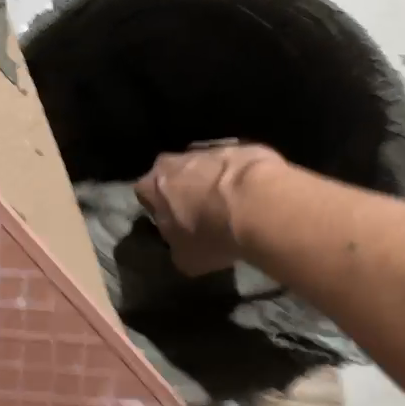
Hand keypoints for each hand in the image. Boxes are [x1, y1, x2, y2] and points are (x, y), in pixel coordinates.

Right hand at [134, 143, 288, 275]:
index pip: (144, 193)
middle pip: (174, 174)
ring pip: (205, 166)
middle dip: (184, 190)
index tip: (172, 224)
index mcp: (153, 185)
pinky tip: (255, 198)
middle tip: (202, 214)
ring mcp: (210, 149)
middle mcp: (176, 160)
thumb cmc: (212, 235)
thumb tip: (181, 246)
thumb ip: (176, 248)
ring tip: (233, 208)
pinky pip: (235, 165)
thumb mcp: (186, 259)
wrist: (260, 204)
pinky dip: (240, 178)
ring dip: (214, 183)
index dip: (157, 209)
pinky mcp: (242, 146)